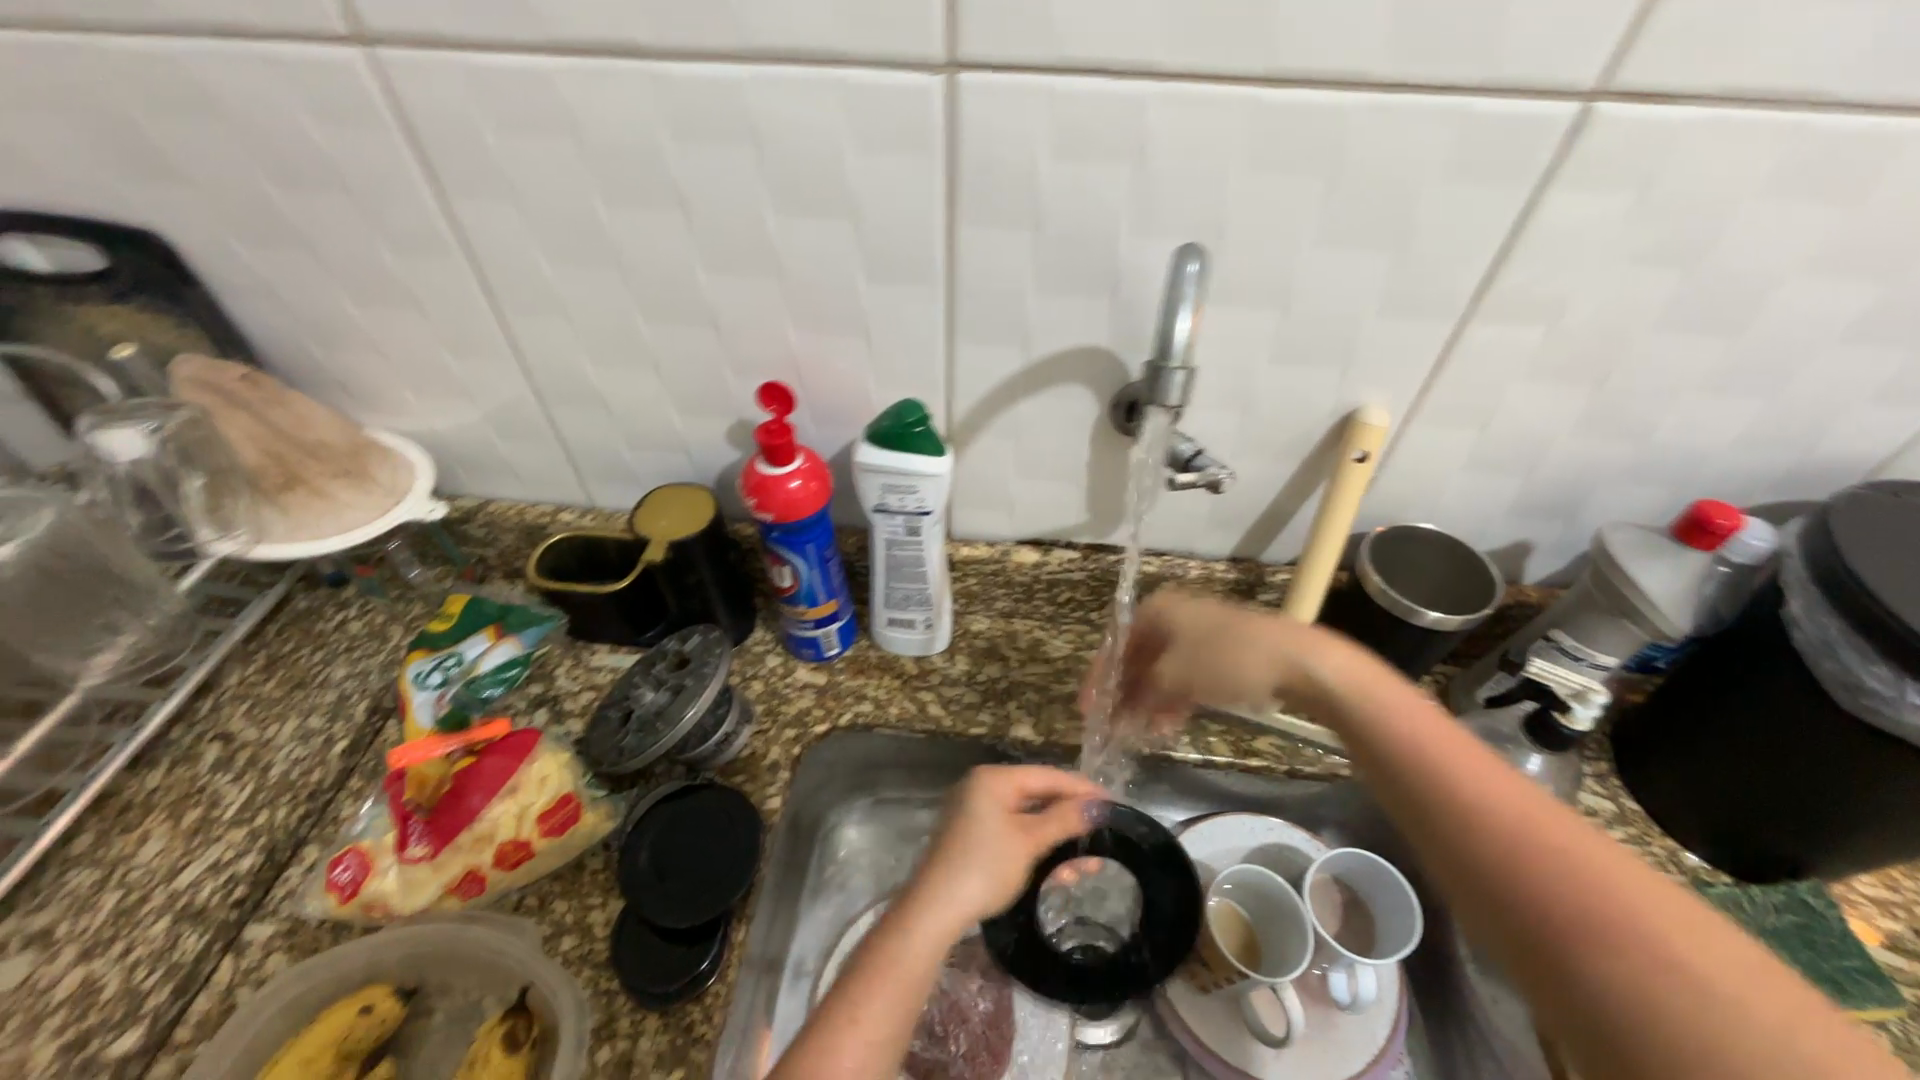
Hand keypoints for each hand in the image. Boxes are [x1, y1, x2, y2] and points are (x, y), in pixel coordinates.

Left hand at [904, 765, 1108, 932]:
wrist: (935, 910)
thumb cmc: (984, 867)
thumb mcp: (1029, 842)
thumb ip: (1064, 820)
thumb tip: (1098, 806)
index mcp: (993, 779)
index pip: (1048, 775)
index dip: (1082, 790)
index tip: (1114, 805)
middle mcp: (983, 789)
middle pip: (1039, 797)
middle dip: (1072, 821)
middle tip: (1104, 838)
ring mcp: (977, 814)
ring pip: (1029, 820)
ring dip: (1059, 841)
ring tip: (1089, 866)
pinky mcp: (975, 839)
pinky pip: (1016, 835)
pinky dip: (1039, 850)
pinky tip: (1062, 874)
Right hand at [1084, 589, 1348, 729]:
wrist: (1296, 661)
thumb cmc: (1225, 660)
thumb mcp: (1173, 678)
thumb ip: (1138, 692)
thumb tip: (1115, 708)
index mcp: (1156, 609)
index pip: (1115, 644)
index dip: (1099, 678)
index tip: (1087, 710)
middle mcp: (1174, 616)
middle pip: (1137, 657)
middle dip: (1125, 693)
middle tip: (1113, 726)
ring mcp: (1199, 634)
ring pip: (1161, 670)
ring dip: (1148, 701)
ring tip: (1141, 733)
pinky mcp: (1222, 653)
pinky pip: (1185, 676)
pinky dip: (1173, 699)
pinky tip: (1168, 725)